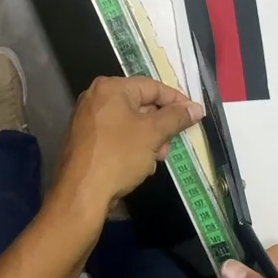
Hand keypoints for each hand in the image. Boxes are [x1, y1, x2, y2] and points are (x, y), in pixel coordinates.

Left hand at [50, 76, 201, 218]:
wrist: (82, 191)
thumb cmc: (119, 155)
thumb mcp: (153, 134)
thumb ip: (175, 118)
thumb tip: (195, 108)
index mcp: (110, 88)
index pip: (152, 87)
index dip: (176, 100)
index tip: (194, 115)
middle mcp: (96, 97)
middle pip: (140, 105)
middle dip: (159, 127)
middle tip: (169, 145)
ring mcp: (88, 118)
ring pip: (130, 123)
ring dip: (148, 141)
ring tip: (153, 160)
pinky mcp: (85, 139)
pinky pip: (116, 136)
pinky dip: (131, 147)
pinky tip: (138, 166)